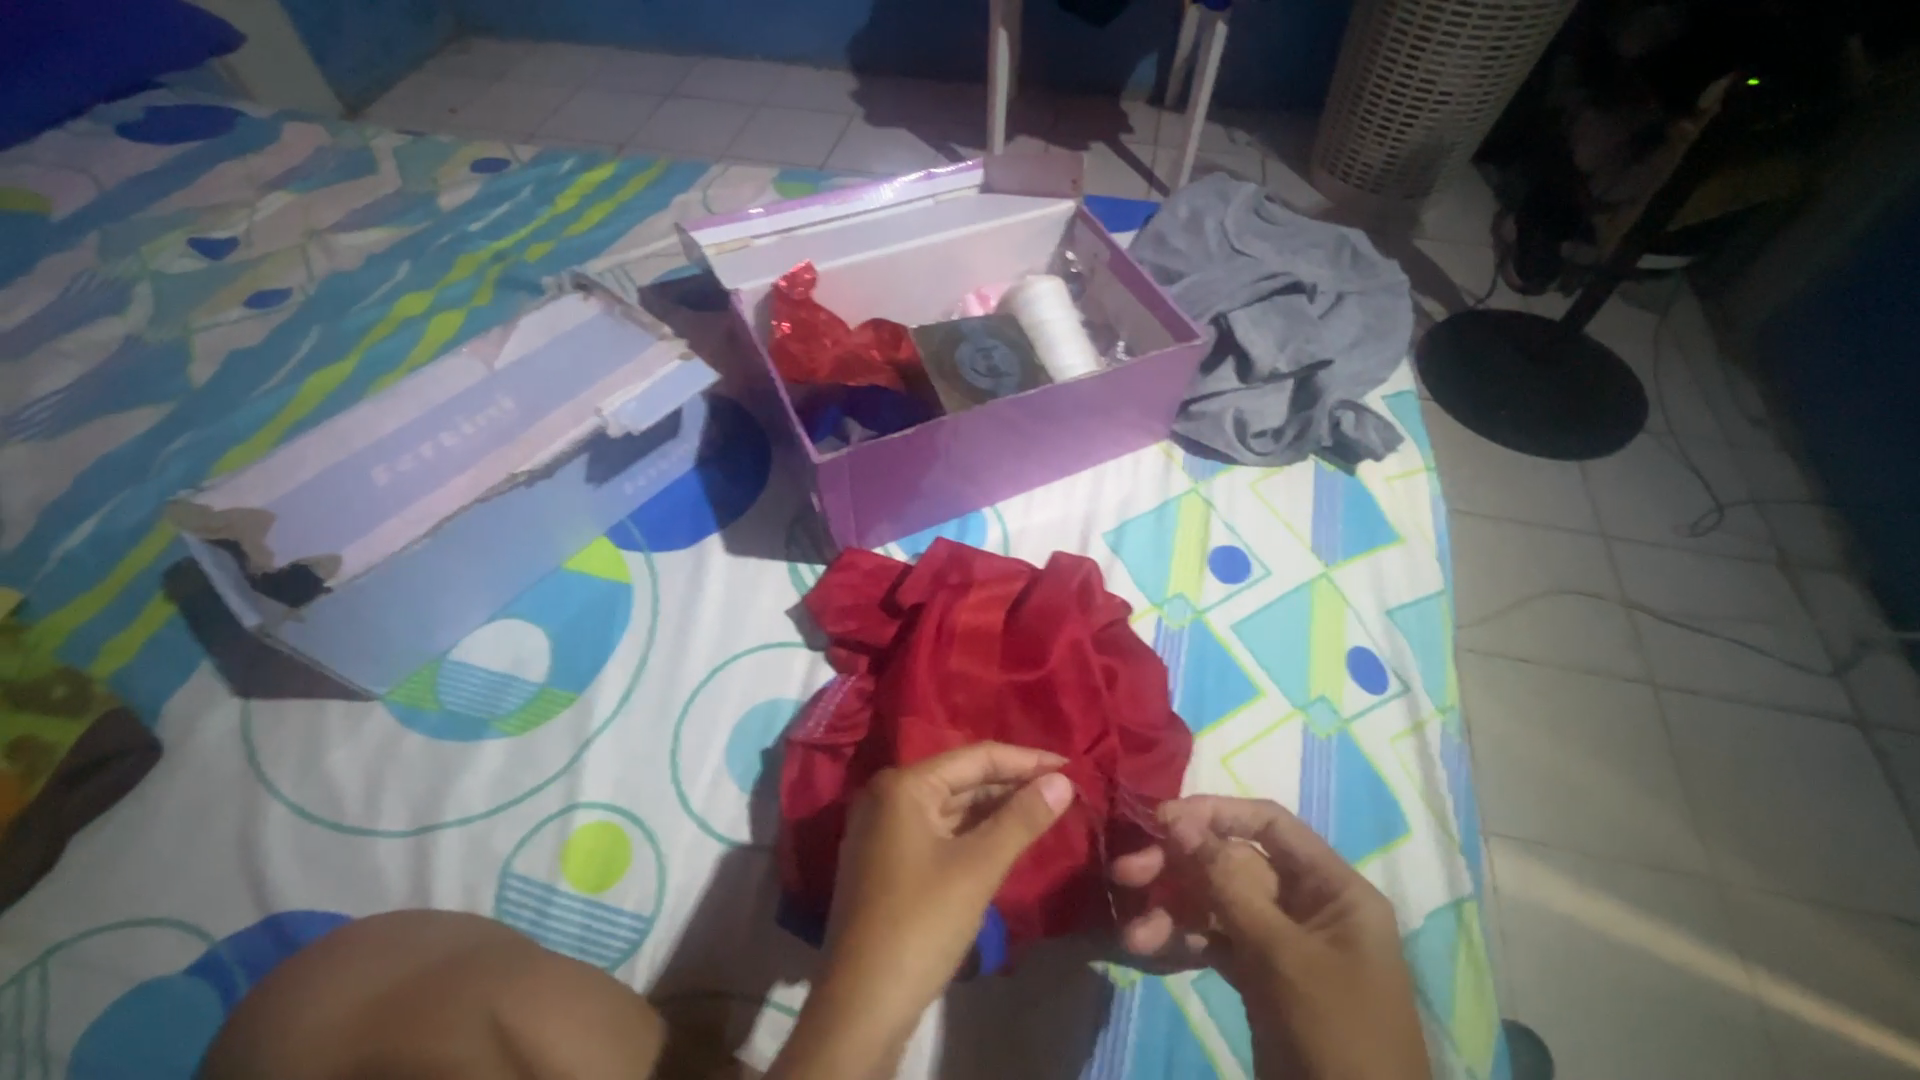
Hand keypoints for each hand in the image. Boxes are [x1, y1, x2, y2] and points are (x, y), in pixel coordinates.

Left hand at [769, 742, 1075, 1079]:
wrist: (862, 1003)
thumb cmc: (922, 923)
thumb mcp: (978, 867)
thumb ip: (1021, 819)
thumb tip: (1063, 781)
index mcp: (903, 786)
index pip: (976, 757)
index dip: (1026, 760)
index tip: (1072, 767)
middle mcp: (887, 797)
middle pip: (961, 779)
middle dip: (1012, 785)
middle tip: (1063, 791)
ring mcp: (882, 831)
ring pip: (950, 808)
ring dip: (994, 810)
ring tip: (1044, 812)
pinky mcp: (886, 862)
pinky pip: (938, 832)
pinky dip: (972, 833)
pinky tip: (1005, 840)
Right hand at [1111, 796, 1428, 1079]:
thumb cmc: (1337, 1031)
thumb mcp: (1283, 955)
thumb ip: (1229, 883)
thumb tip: (1179, 820)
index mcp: (1332, 888)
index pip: (1269, 824)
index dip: (1215, 813)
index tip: (1160, 819)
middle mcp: (1306, 905)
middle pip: (1233, 862)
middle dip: (1180, 865)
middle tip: (1125, 874)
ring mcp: (1280, 942)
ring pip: (1216, 903)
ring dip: (1173, 910)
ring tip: (1135, 935)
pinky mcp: (1259, 977)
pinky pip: (1215, 941)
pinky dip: (1183, 940)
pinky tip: (1149, 948)